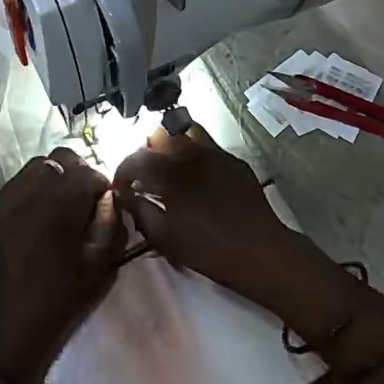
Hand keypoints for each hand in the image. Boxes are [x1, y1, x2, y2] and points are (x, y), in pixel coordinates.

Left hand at [0, 148, 121, 383]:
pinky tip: (39, 216)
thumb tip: (111, 200)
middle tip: (86, 202)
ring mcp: (3, 200)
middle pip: (60, 159)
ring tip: (62, 208)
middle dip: (78, 173)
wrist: (1, 336)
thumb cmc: (57, 307)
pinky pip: (16, 184)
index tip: (107, 204)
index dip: (102, 185)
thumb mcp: (99, 271)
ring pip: (36, 167)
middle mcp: (27, 194)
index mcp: (57, 208)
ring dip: (55, 178)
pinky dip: (33, 189)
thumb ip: (111, 227)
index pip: (87, 172)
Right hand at [112, 122, 328, 311]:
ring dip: (170, 144)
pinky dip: (193, 152)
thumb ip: (138, 211)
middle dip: (146, 150)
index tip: (120, 186)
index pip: (135, 158)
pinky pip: (207, 144)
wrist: (263, 253)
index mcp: (171, 172)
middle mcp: (191, 154)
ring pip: (185, 130)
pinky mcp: (233, 161)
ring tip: (169, 166)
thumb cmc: (209, 249)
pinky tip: (196, 176)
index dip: (122, 170)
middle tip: (144, 174)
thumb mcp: (164, 237)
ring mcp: (216, 154)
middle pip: (159, 134)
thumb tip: (123, 195)